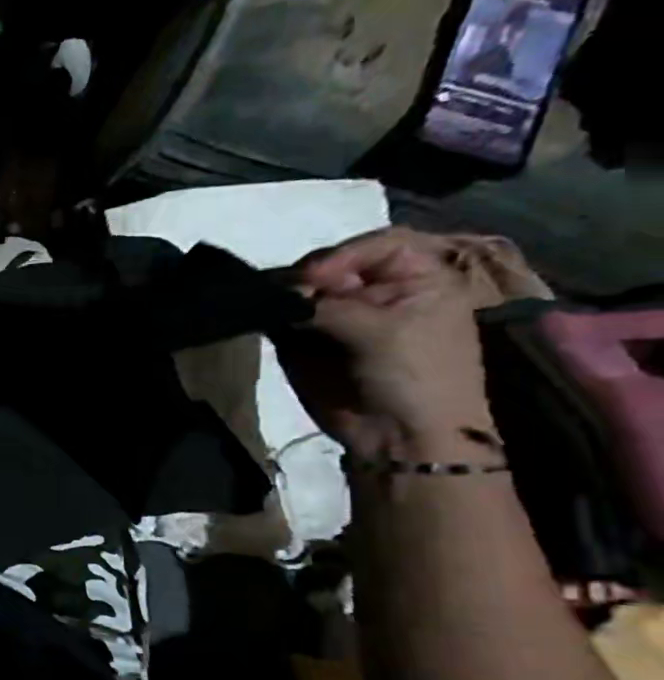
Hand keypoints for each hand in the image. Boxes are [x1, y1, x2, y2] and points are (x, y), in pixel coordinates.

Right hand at [278, 227, 496, 459]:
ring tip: (269, 306)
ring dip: (283, 295)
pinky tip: (263, 317)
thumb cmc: (416, 377)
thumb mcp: (384, 332)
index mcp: (417, 279)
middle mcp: (376, 290)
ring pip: (301, 289)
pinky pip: (281, 315)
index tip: (314, 278)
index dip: (344, 254)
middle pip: (332, 264)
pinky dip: (270, 315)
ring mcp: (339, 314)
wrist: (399, 436)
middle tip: (286, 295)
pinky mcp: (307, 338)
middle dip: (306, 277)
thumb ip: (327, 306)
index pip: (377, 244)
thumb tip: (272, 291)